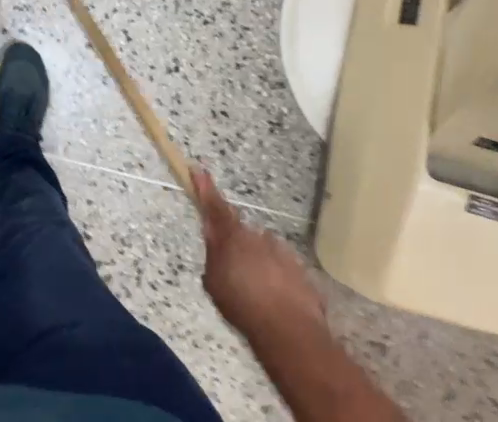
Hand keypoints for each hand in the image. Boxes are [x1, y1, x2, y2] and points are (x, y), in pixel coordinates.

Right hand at [194, 167, 323, 338]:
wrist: (290, 330)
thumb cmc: (243, 305)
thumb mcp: (214, 282)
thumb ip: (213, 253)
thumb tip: (211, 232)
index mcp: (232, 238)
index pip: (214, 206)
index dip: (205, 187)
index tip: (197, 168)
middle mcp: (257, 236)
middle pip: (240, 232)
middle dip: (234, 244)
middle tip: (231, 271)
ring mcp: (281, 250)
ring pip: (262, 249)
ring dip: (256, 262)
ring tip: (255, 292)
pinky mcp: (299, 268)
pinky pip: (280, 266)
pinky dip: (274, 276)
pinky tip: (274, 298)